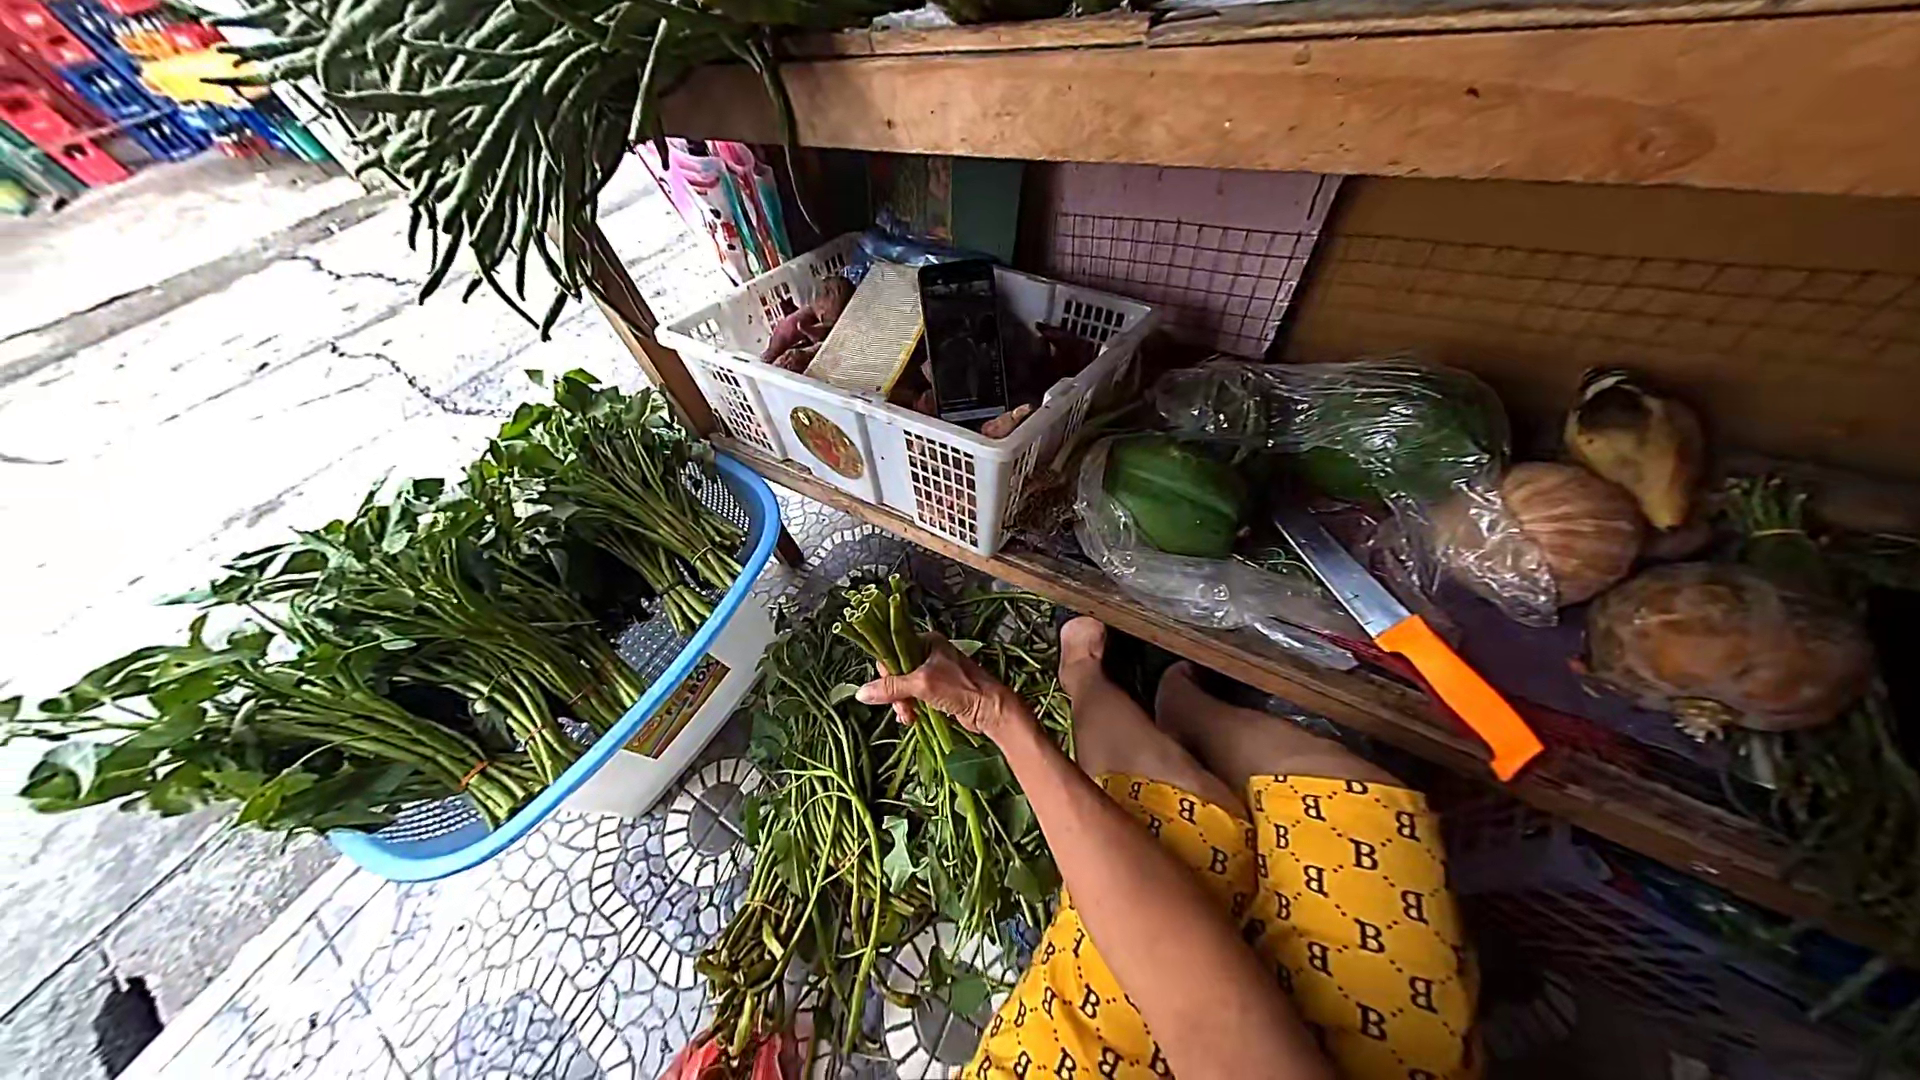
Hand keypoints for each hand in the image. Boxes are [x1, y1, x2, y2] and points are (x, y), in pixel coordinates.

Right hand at [856, 634, 1033, 742]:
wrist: (990, 710)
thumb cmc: (960, 689)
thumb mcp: (922, 684)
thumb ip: (891, 687)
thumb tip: (861, 692)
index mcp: (927, 642)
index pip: (893, 651)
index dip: (887, 672)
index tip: (886, 690)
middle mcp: (930, 653)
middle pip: (897, 671)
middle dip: (895, 692)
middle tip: (902, 708)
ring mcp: (934, 672)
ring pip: (904, 686)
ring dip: (902, 703)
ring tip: (909, 716)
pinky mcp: (938, 690)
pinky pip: (915, 697)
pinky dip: (911, 708)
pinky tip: (913, 719)